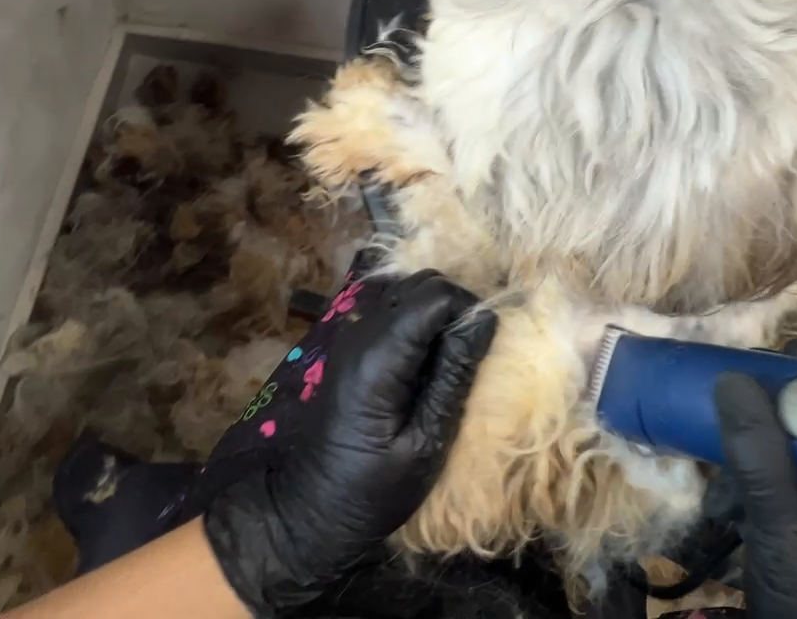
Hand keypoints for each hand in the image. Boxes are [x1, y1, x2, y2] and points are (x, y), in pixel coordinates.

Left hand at [203, 270, 496, 614]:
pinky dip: (420, 321)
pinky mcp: (353, 344)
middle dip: (457, 306)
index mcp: (379, 356)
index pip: (436, 295)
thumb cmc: (373, 490)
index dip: (469, 310)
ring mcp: (353, 334)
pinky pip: (394, 310)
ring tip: (453, 358)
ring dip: (439, 312)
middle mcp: (361, 331)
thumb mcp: (427, 443)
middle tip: (473, 354)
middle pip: (422, 284)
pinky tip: (427, 362)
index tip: (485, 348)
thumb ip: (454, 375)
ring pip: (409, 291)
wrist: (309, 512)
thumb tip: (487, 319)